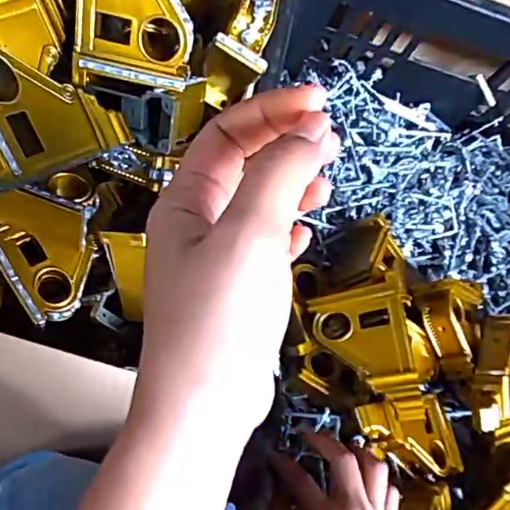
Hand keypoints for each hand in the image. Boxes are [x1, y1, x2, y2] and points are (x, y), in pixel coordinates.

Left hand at [134, 86, 337, 445]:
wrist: (204, 405)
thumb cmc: (208, 332)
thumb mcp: (249, 236)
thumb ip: (279, 176)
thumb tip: (307, 135)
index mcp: (184, 205)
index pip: (226, 134)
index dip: (271, 111)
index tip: (314, 104)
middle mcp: (195, 228)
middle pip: (242, 163)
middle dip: (284, 141)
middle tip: (325, 134)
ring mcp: (216, 259)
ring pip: (257, 201)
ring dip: (291, 181)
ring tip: (323, 174)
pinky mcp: (237, 289)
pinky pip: (264, 241)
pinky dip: (287, 227)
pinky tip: (301, 230)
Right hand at [269, 432, 421, 509]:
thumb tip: (277, 499)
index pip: (301, 480)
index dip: (283, 464)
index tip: (273, 456)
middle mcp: (356, 509)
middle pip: (344, 458)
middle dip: (323, 440)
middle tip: (307, 436)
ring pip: (374, 465)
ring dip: (355, 451)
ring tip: (340, 448)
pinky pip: (388, 487)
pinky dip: (376, 476)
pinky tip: (364, 478)